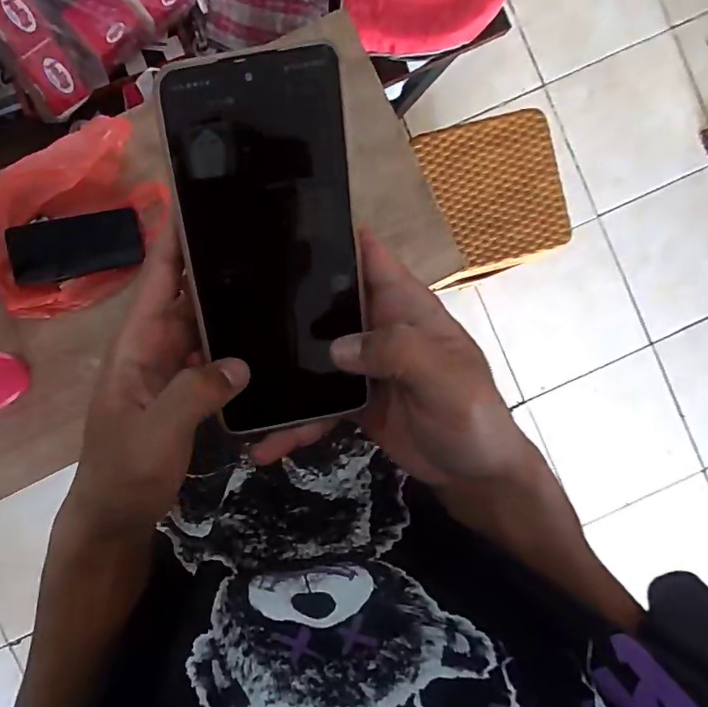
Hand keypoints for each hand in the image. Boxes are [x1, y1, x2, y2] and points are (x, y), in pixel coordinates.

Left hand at [67, 227, 247, 537]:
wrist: (114, 516)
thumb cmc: (123, 472)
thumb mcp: (155, 433)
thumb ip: (194, 395)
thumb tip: (241, 361)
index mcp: (136, 346)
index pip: (157, 279)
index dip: (173, 239)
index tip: (196, 198)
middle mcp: (153, 348)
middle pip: (186, 295)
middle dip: (214, 264)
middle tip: (258, 233)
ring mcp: (169, 371)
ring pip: (202, 325)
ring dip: (228, 303)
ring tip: (269, 275)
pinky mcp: (185, 393)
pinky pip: (211, 357)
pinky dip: (233, 343)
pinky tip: (263, 334)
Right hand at [249, 229, 538, 490]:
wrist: (474, 474)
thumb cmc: (472, 414)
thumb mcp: (443, 377)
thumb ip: (397, 353)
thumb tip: (335, 349)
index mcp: (405, 306)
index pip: (369, 256)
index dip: (333, 237)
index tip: (283, 232)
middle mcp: (378, 327)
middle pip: (326, 303)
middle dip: (285, 305)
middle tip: (234, 311)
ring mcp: (362, 365)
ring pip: (312, 357)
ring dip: (281, 373)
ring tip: (240, 392)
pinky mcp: (352, 400)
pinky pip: (316, 405)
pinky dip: (294, 423)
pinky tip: (268, 444)